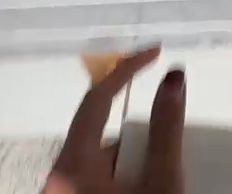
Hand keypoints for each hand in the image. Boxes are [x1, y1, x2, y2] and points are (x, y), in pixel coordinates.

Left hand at [45, 47, 184, 193]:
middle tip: (163, 116)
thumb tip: (174, 76)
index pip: (98, 97)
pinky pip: (92, 175)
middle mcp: (58, 176)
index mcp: (73, 162)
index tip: (156, 51)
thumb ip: (166, 129)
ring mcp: (60, 193)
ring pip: (96, 154)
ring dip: (127, 148)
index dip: (127, 68)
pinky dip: (117, 170)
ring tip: (158, 167)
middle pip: (97, 127)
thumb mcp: (160, 182)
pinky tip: (140, 185)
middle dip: (133, 119)